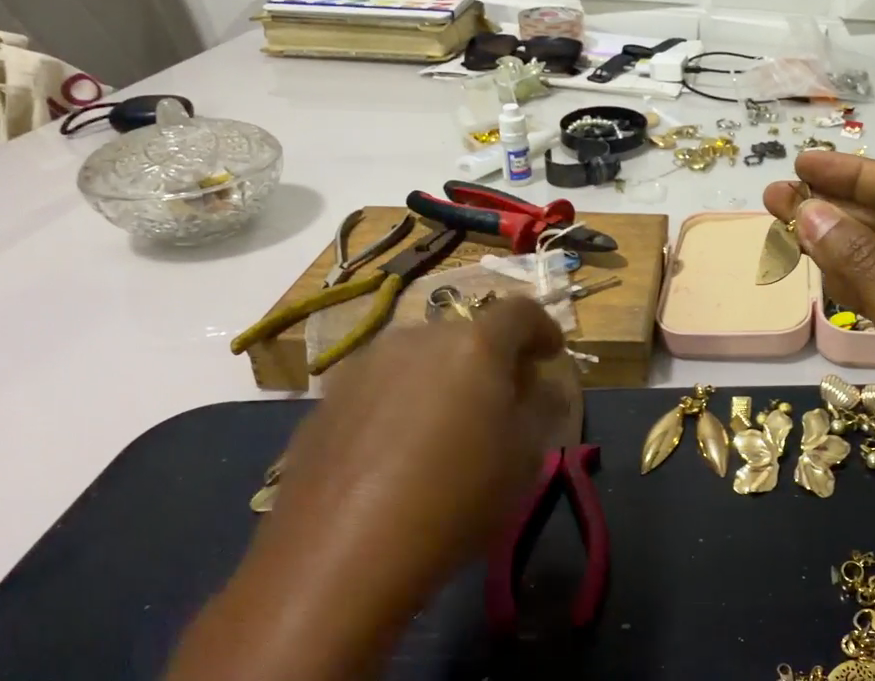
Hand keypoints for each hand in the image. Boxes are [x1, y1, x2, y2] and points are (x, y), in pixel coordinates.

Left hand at [167, 296, 571, 680]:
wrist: (334, 562)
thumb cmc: (454, 500)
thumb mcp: (526, 458)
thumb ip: (540, 408)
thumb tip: (538, 387)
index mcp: (475, 344)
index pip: (521, 312)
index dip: (543, 329)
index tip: (551, 357)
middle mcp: (416, 340)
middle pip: (466, 334)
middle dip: (490, 360)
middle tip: (501, 401)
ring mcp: (362, 370)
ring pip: (418, 361)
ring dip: (441, 382)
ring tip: (446, 430)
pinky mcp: (322, 406)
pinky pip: (379, 391)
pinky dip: (399, 408)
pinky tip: (397, 458)